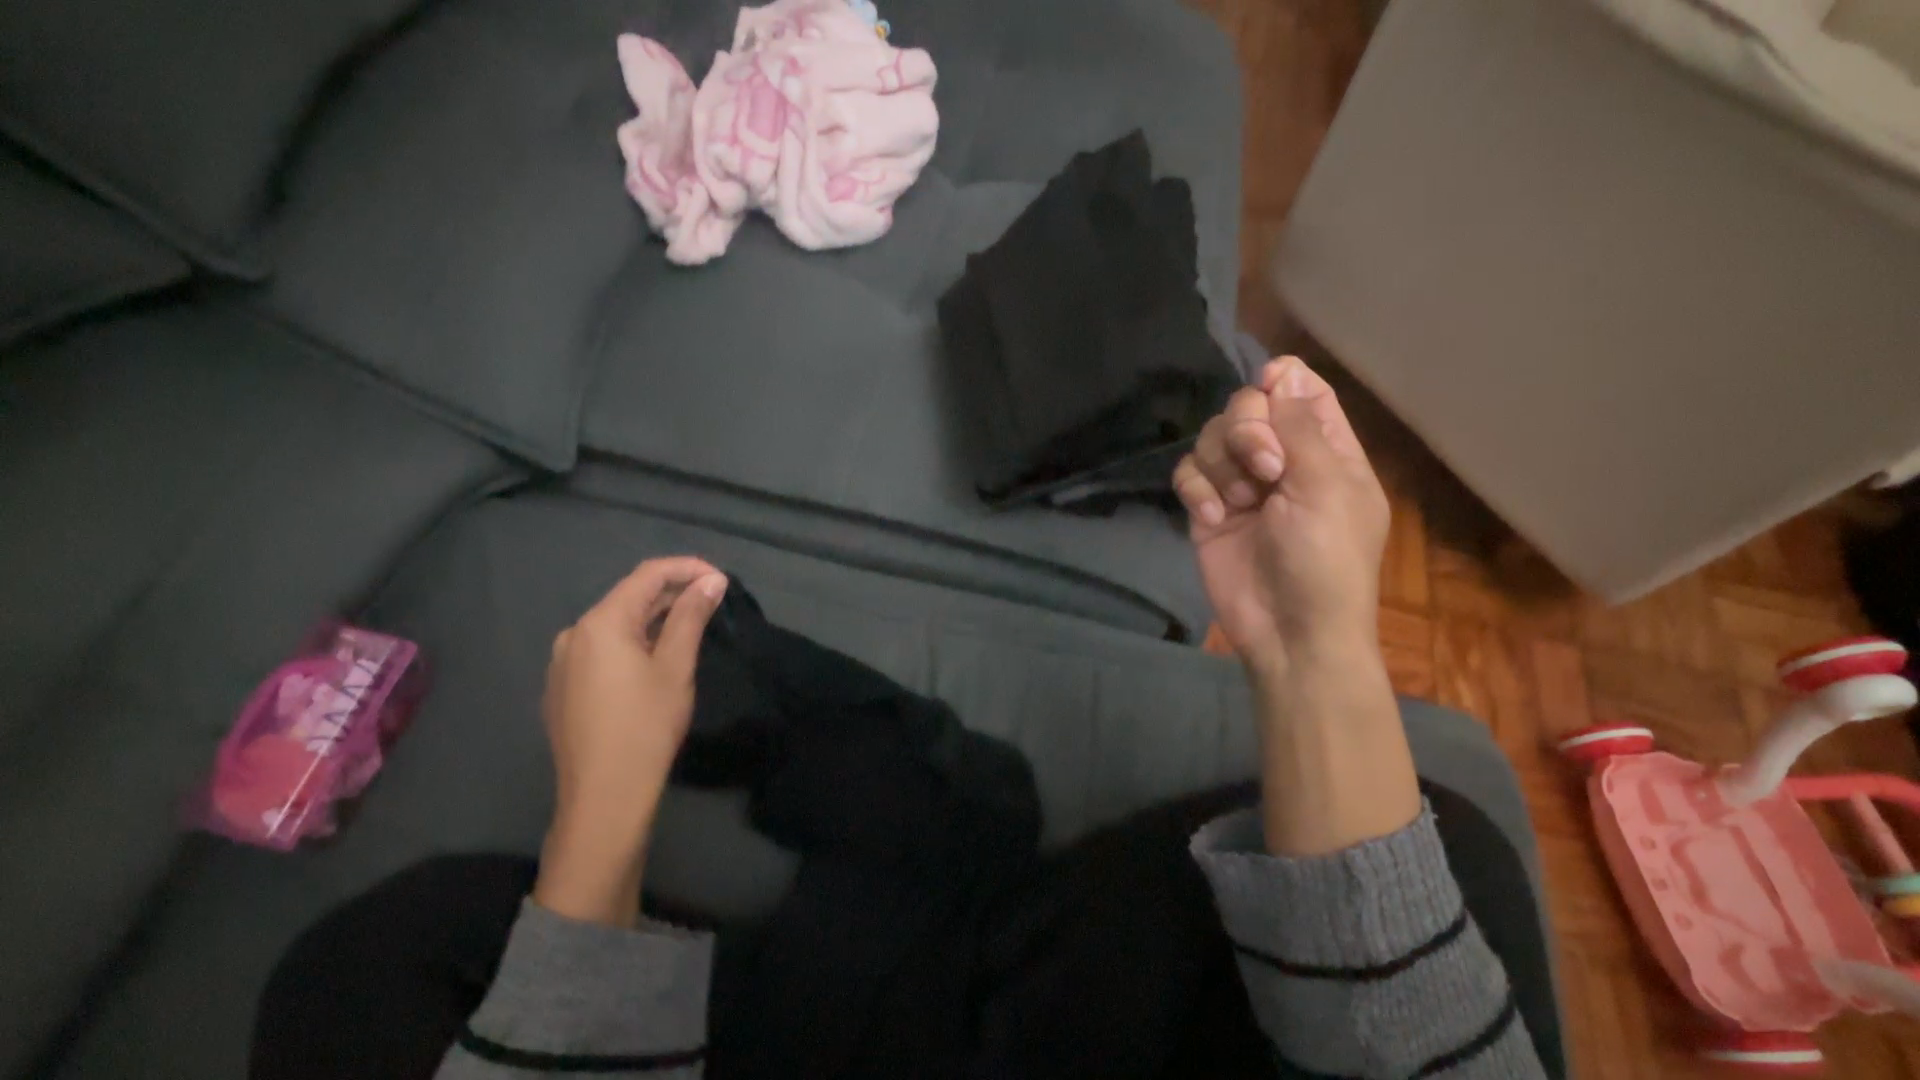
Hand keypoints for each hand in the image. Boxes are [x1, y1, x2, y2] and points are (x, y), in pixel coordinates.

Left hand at [533, 557, 727, 925]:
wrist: (603, 797)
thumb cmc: (646, 727)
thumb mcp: (676, 668)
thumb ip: (691, 617)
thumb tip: (711, 581)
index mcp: (600, 622)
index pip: (647, 575)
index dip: (687, 568)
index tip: (721, 578)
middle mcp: (573, 634)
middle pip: (628, 598)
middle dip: (671, 594)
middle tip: (712, 602)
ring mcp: (562, 663)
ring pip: (614, 626)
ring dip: (652, 620)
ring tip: (689, 629)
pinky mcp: (562, 689)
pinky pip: (601, 651)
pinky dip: (632, 644)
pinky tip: (654, 662)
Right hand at [1173, 356, 1389, 687]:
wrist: (1289, 632)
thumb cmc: (1327, 560)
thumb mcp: (1327, 487)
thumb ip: (1300, 426)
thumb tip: (1282, 370)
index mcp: (1327, 452)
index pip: (1303, 393)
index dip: (1281, 381)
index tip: (1267, 386)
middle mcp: (1283, 461)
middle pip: (1248, 407)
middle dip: (1248, 429)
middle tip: (1265, 468)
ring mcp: (1243, 487)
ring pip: (1213, 438)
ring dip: (1224, 463)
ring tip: (1241, 502)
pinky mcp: (1209, 511)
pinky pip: (1189, 473)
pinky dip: (1197, 488)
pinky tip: (1213, 515)